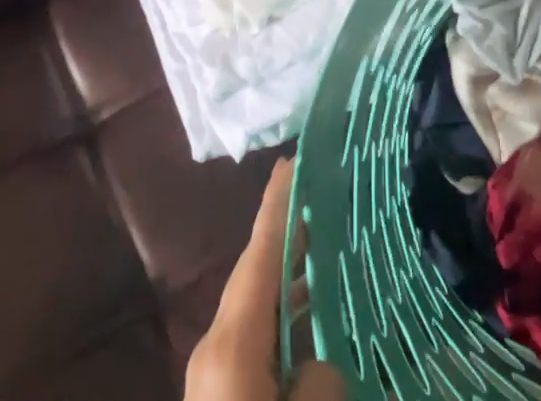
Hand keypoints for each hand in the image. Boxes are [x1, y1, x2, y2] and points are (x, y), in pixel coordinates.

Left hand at [185, 159, 344, 400]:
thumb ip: (321, 379)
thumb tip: (320, 362)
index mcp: (233, 340)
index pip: (260, 256)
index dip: (276, 207)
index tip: (291, 162)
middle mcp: (217, 342)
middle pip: (255, 272)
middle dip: (285, 233)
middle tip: (318, 194)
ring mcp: (214, 365)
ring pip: (256, 305)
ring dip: (288, 276)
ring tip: (326, 249)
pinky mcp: (220, 386)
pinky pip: (256, 333)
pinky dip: (282, 314)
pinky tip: (308, 318)